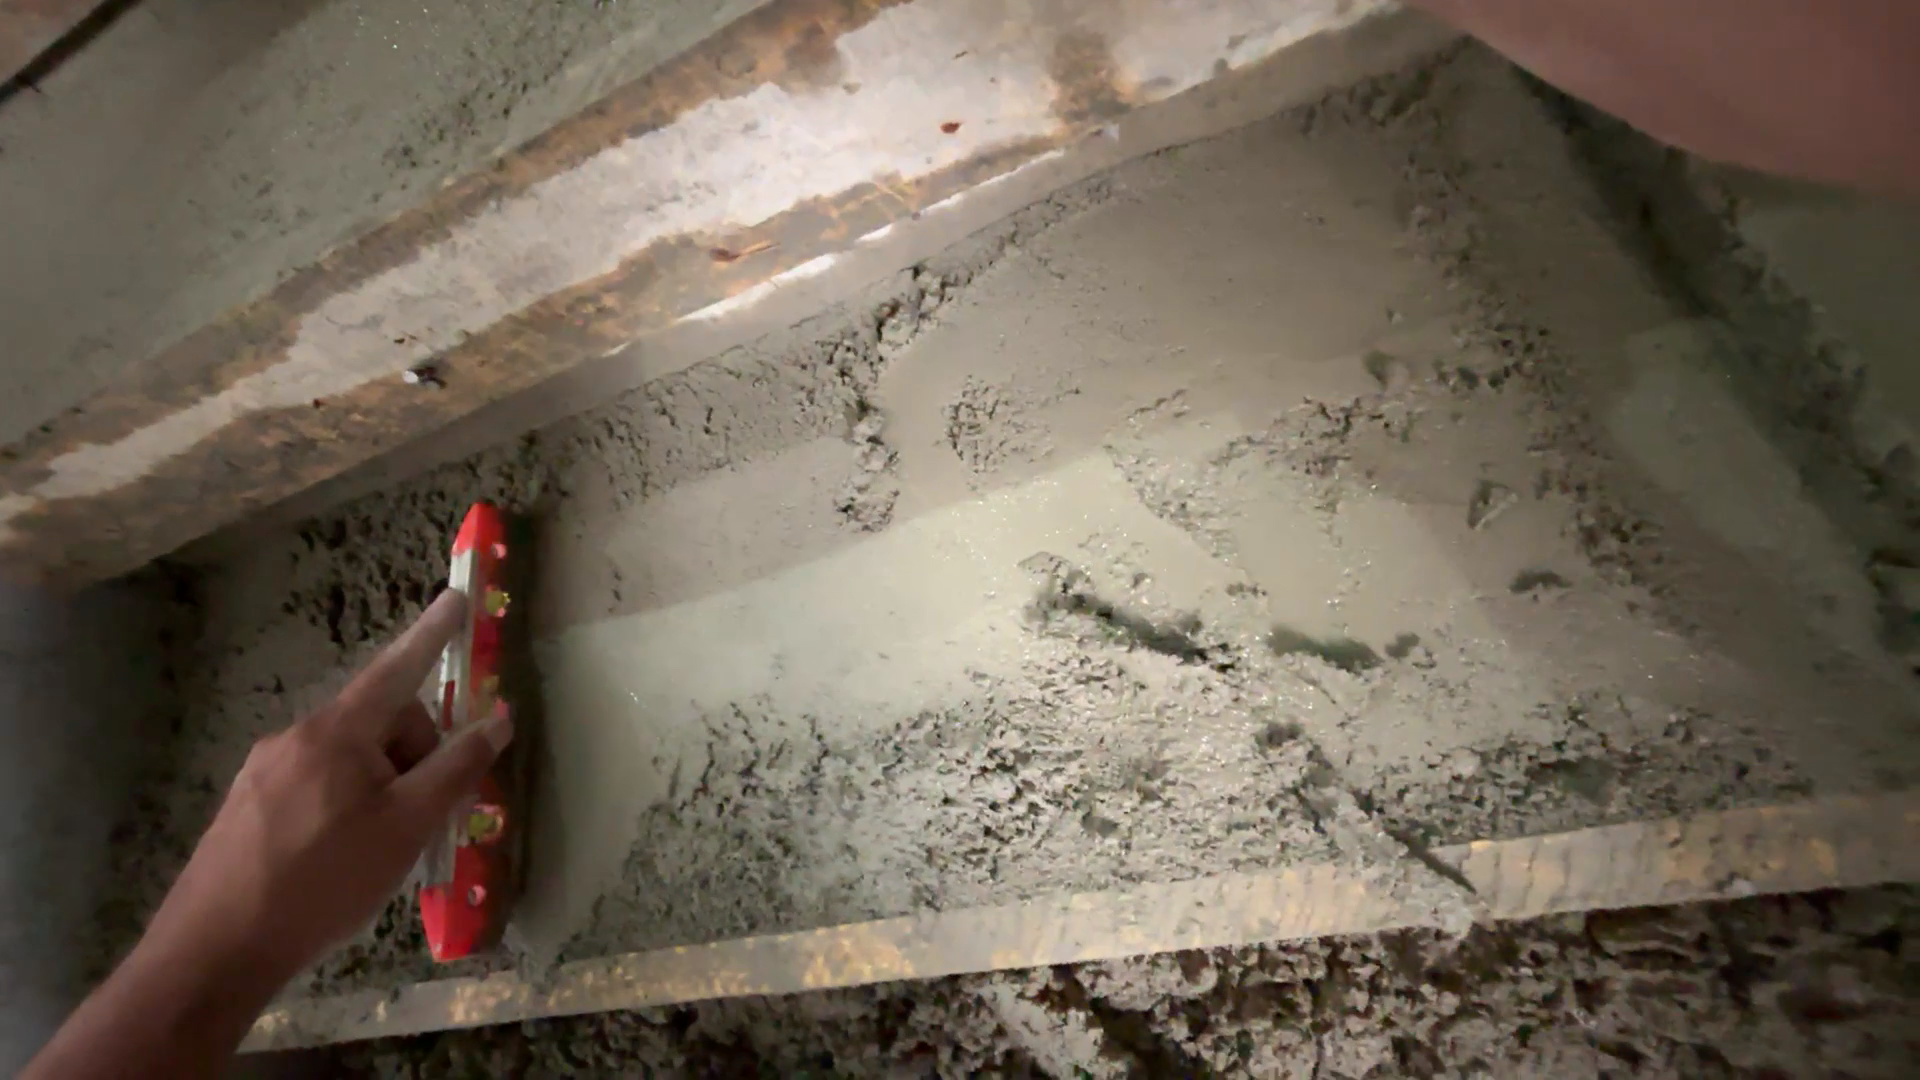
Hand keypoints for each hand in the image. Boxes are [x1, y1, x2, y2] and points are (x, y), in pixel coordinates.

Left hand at [143, 589, 511, 985]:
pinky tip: (351, 849)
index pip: (397, 668)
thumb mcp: (410, 822)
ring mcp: (266, 772)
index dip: (433, 632)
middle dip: (420, 752)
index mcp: (337, 733)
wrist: (207, 961)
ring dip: (390, 781)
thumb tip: (499, 717)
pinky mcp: (249, 806)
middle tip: (430, 808)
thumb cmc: (323, 881)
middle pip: (384, 720)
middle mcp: (297, 738)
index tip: (457, 595)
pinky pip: (324, 779)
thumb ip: (460, 763)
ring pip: (355, 755)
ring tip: (390, 839)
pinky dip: (357, 799)